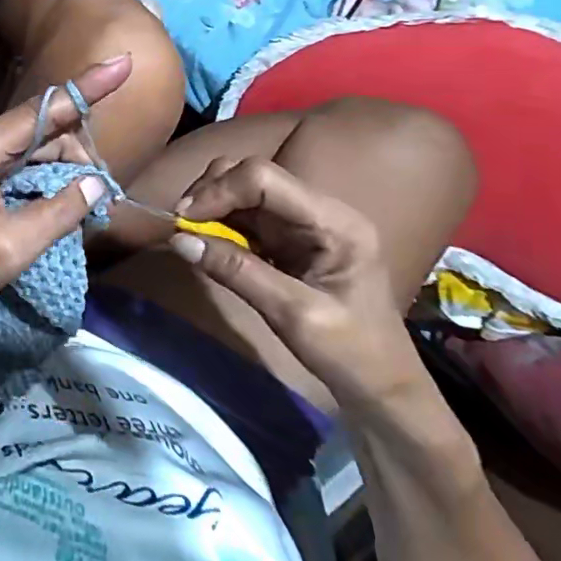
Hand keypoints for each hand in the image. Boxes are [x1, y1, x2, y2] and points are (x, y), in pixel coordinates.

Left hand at [0, 56, 130, 332]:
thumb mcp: (13, 247)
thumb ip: (60, 211)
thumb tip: (97, 183)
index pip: (42, 110)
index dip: (86, 88)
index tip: (123, 62)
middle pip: (47, 128)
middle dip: (79, 155)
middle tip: (101, 199)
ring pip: (42, 144)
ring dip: (68, 169)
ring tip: (84, 209)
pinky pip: (28, 159)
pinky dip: (52, 177)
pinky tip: (66, 201)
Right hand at [169, 158, 425, 404]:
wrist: (382, 386)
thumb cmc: (350, 352)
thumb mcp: (293, 315)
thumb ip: (236, 272)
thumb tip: (179, 240)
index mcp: (334, 221)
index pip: (264, 178)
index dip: (218, 191)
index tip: (183, 219)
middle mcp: (318, 210)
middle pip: (252, 174)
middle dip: (211, 193)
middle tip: (182, 226)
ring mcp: (303, 222)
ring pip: (244, 189)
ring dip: (211, 205)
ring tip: (190, 234)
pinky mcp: (288, 237)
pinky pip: (245, 214)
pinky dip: (219, 222)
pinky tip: (206, 242)